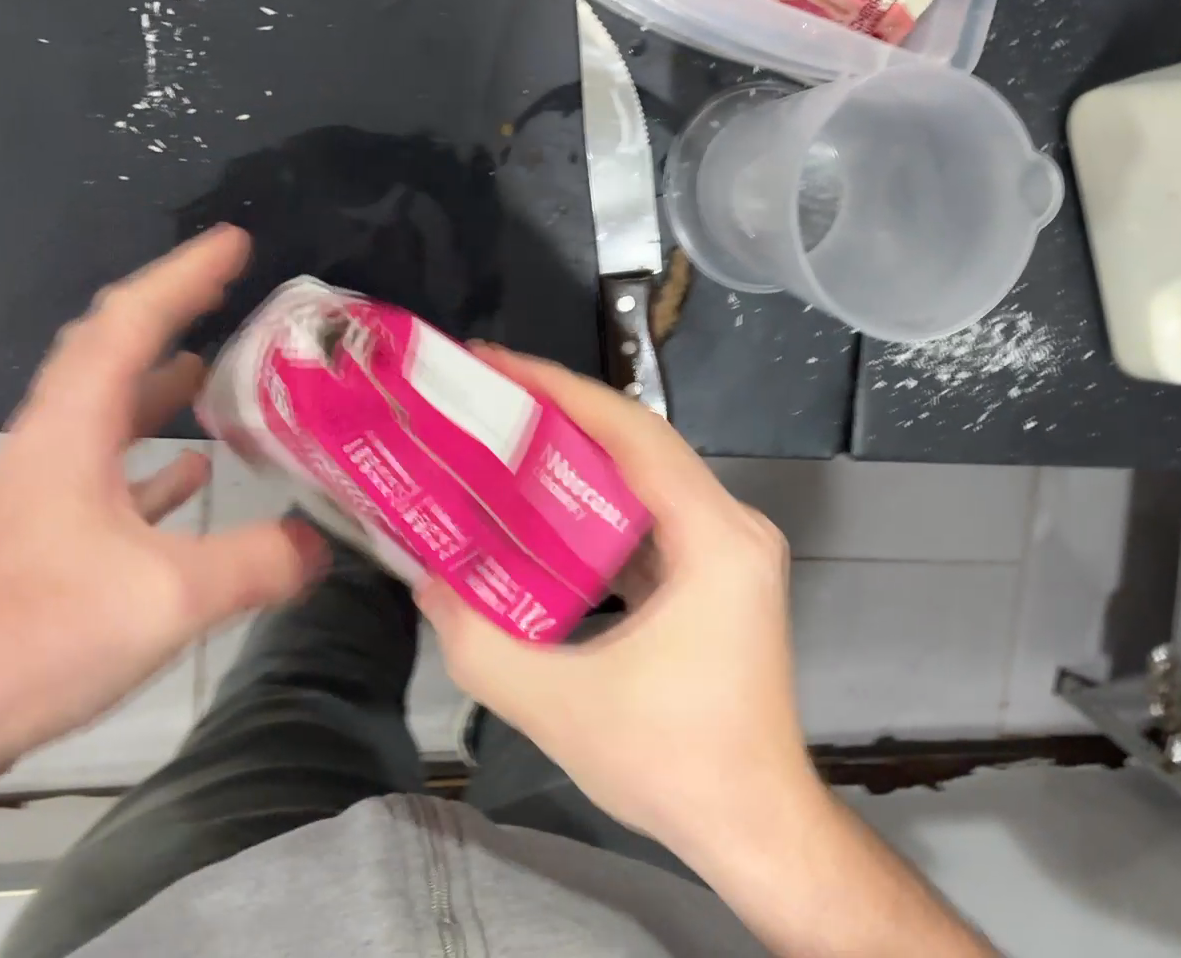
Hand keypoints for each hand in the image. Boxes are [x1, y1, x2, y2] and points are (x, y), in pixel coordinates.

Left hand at [0, 225, 329, 782]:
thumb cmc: (39, 639)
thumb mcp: (174, 596)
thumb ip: (265, 559)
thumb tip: (329, 541)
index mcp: (71, 438)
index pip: (124, 330)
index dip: (181, 279)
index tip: (234, 244)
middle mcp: (56, 451)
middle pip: (112, 358)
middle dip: (175, 315)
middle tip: (240, 296)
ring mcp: (54, 496)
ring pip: (116, 414)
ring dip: (171, 383)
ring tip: (231, 367)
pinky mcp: (60, 538)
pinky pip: (119, 471)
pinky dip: (162, 454)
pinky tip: (203, 466)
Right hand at [415, 346, 814, 851]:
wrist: (750, 816)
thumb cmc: (671, 760)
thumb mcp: (556, 703)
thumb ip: (478, 638)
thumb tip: (430, 579)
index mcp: (717, 539)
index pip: (638, 436)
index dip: (564, 392)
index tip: (498, 365)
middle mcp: (737, 529)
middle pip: (647, 449)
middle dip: (566, 418)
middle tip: (487, 401)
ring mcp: (737, 553)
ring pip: (654, 483)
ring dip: (585, 463)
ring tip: (507, 443)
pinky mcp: (726, 578)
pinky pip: (661, 521)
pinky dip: (606, 510)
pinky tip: (548, 513)